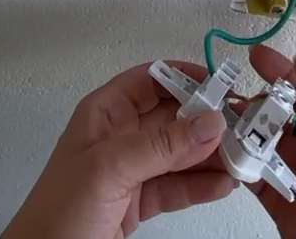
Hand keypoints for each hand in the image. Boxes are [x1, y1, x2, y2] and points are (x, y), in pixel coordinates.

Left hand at [2, 61, 235, 237]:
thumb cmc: (55, 218)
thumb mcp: (108, 170)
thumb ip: (159, 146)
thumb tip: (206, 121)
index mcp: (104, 114)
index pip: (151, 80)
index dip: (185, 77)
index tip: (220, 85)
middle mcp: (119, 137)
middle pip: (171, 116)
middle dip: (206, 119)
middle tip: (240, 125)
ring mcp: (130, 171)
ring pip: (178, 152)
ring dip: (209, 154)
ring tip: (240, 157)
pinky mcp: (138, 203)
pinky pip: (176, 186)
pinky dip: (200, 185)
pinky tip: (223, 183)